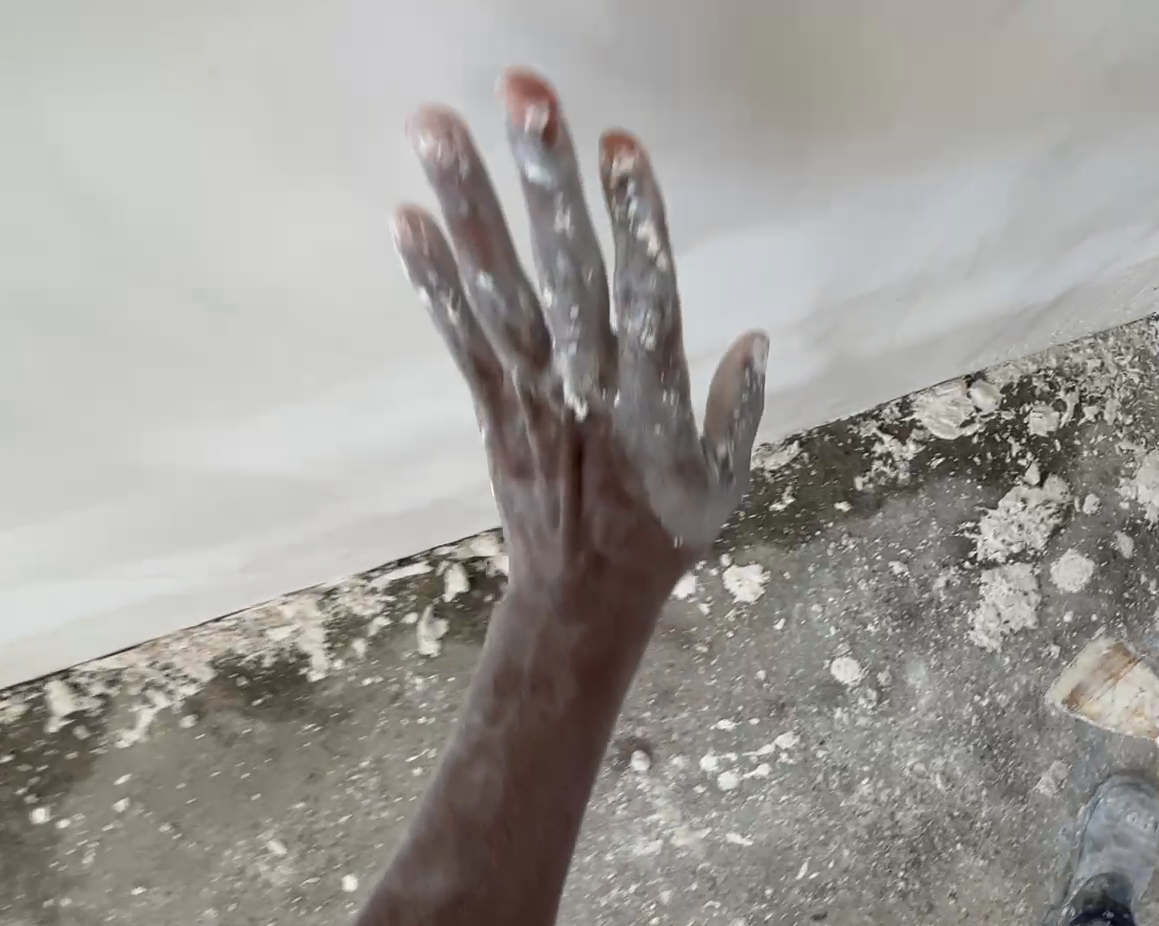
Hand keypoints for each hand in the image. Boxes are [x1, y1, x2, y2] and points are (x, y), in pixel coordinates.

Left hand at [392, 69, 765, 591]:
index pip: (651, 301)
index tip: (623, 150)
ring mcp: (531, 397)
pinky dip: (430, 282)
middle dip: (549, 187)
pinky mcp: (491, 411)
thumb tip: (755, 338)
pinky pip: (459, 341)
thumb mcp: (727, 482)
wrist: (587, 594)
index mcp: (655, 404)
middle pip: (569, 278)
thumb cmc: (665, 535)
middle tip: (527, 97)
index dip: (637, 227)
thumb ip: (739, 409)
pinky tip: (403, 216)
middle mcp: (589, 389)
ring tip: (436, 124)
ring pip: (501, 296)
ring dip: (470, 210)